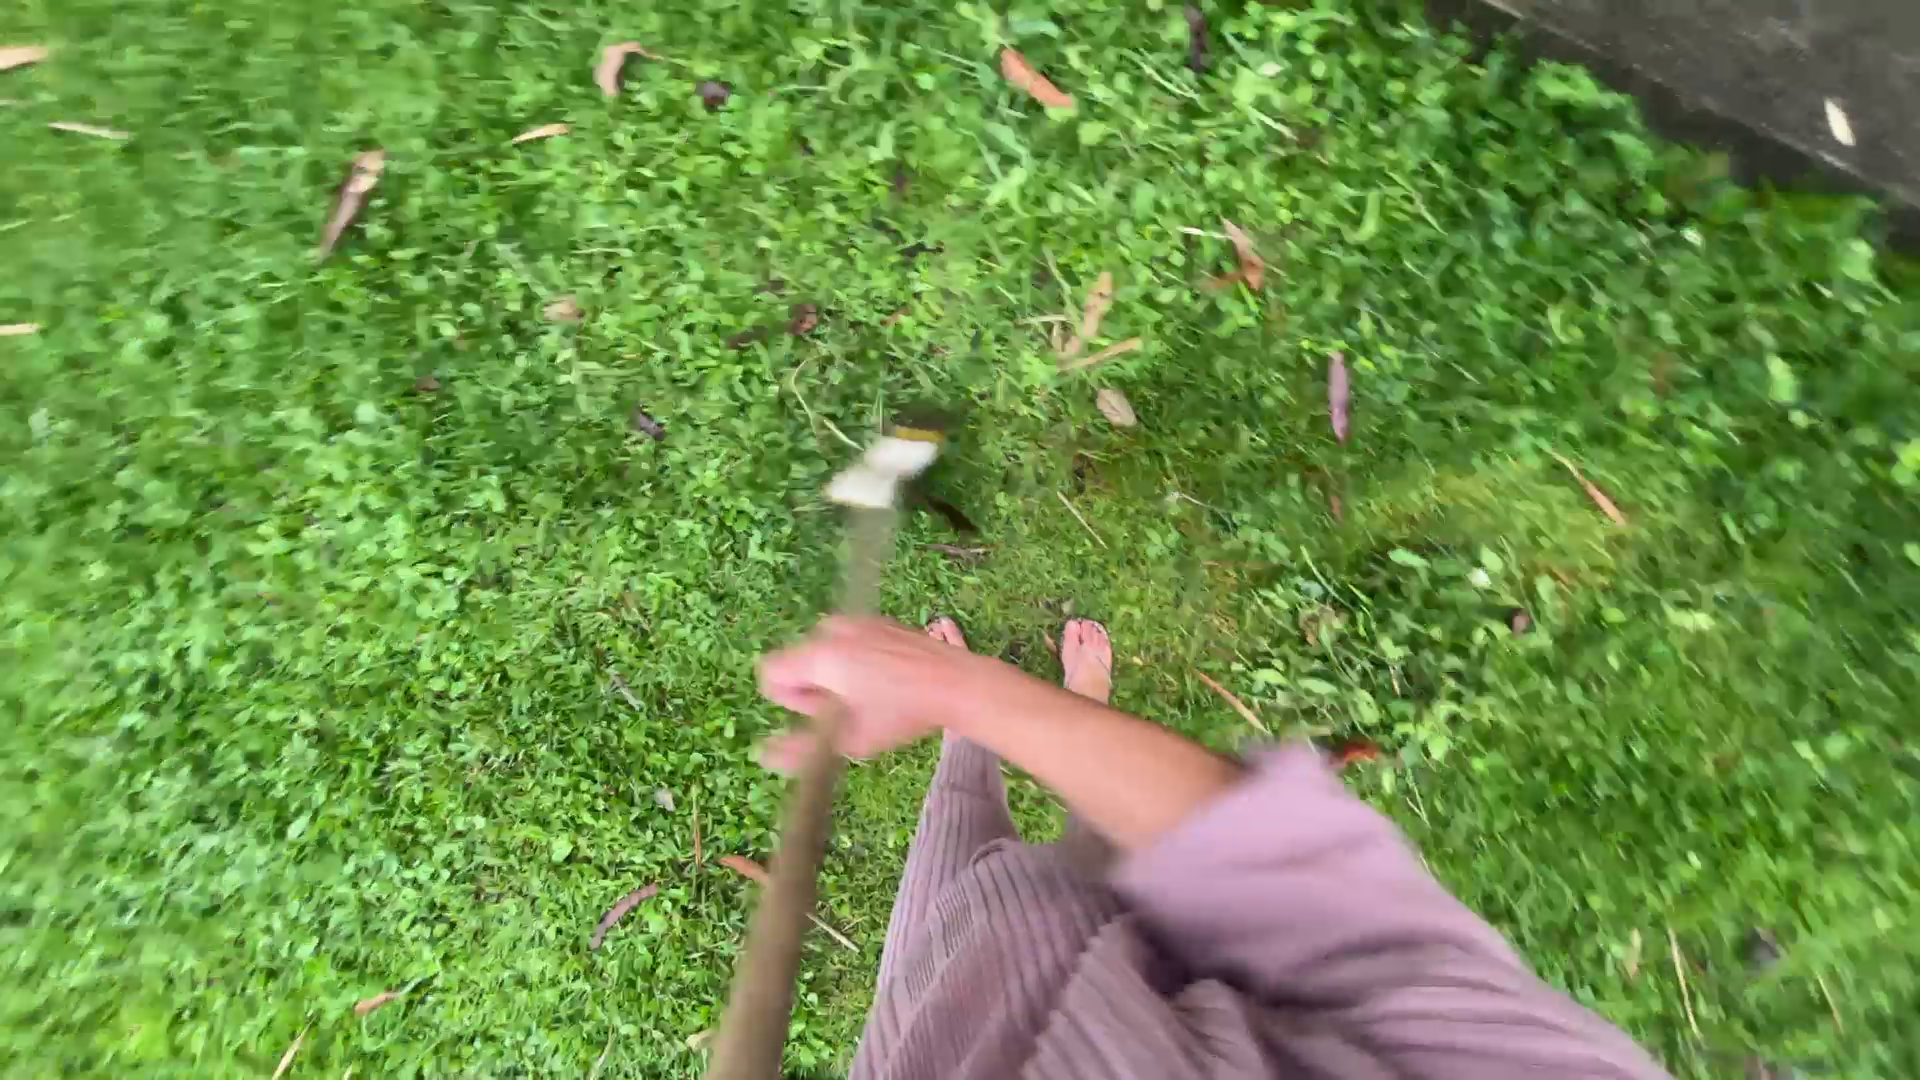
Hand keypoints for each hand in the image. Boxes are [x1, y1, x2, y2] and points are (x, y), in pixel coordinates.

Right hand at [757, 616, 991, 769]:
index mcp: (818, 656)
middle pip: (798, 660)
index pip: (771, 673)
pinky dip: (853, 658)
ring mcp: (857, 620)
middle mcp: (832, 630)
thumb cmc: (901, 713)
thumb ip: (800, 750)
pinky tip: (883, 678)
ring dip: (832, 673)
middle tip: (847, 709)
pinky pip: (847, 640)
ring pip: (823, 650)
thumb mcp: (850, 740)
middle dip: (812, 686)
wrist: (956, 682)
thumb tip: (765, 754)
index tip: (820, 715)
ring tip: (867, 695)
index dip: (789, 700)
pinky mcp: (879, 620)